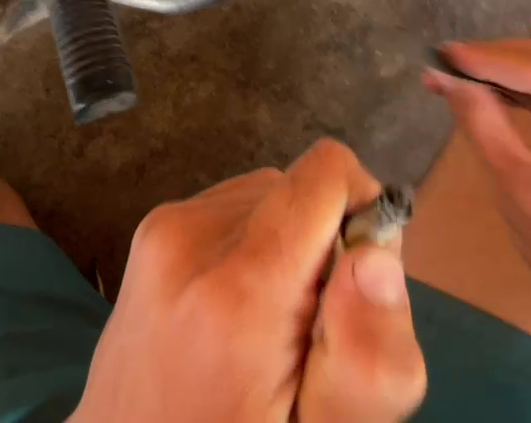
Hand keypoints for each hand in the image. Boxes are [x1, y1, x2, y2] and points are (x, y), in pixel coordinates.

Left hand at [69, 139, 424, 422]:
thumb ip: (369, 358)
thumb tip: (378, 255)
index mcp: (238, 291)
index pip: (327, 173)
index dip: (362, 216)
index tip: (352, 290)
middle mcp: (191, 237)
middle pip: (302, 188)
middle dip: (326, 244)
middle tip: (309, 330)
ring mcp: (162, 227)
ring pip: (270, 194)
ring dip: (289, 244)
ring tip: (267, 325)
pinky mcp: (152, 226)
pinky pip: (235, 206)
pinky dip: (254, 244)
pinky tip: (234, 308)